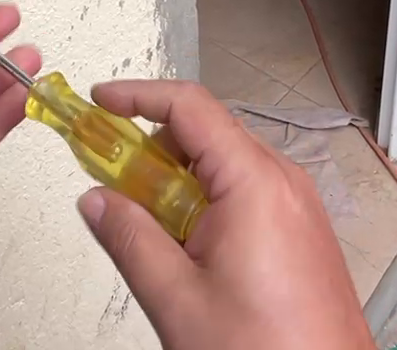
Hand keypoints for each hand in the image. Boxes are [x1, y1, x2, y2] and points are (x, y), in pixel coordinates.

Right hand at [75, 79, 368, 349]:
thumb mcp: (179, 301)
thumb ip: (131, 240)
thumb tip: (96, 200)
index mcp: (254, 182)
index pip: (188, 105)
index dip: (138, 94)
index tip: (101, 101)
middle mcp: (282, 179)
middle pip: (204, 131)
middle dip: (152, 146)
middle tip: (112, 176)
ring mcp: (296, 201)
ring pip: (222, 160)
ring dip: (177, 176)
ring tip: (149, 223)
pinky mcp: (301, 225)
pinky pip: (245, 187)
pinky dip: (206, 197)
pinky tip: (187, 242)